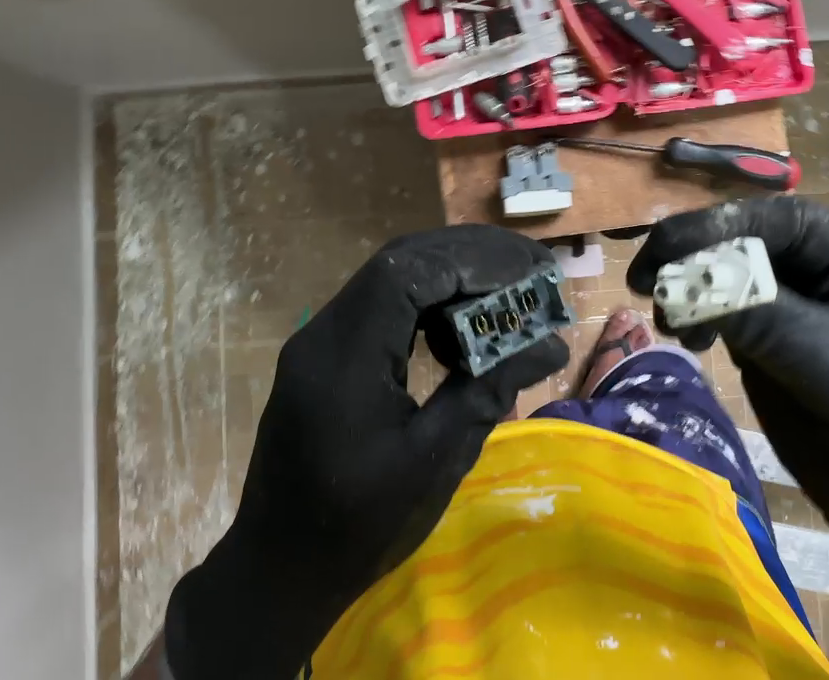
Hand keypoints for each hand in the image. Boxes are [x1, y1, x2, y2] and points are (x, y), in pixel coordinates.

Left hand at [164, 226, 568, 678]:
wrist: (278, 570)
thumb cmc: (357, 527)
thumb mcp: (433, 462)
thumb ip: (487, 391)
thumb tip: (551, 344)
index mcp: (345, 356)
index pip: (407, 272)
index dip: (473, 262)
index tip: (528, 275)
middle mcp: (325, 332)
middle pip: (399, 261)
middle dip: (470, 258)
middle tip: (532, 269)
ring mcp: (320, 342)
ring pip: (390, 279)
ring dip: (451, 277)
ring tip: (508, 295)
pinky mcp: (326, 358)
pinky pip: (380, 308)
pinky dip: (427, 304)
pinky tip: (461, 330)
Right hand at [628, 197, 828, 627]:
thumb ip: (768, 319)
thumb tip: (693, 281)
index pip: (781, 221)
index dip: (720, 224)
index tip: (667, 246)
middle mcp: (819, 273)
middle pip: (744, 242)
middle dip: (694, 257)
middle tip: (644, 280)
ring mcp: (791, 308)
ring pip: (726, 277)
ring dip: (690, 291)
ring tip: (669, 324)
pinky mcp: (768, 344)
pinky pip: (723, 314)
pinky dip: (697, 318)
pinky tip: (688, 340)